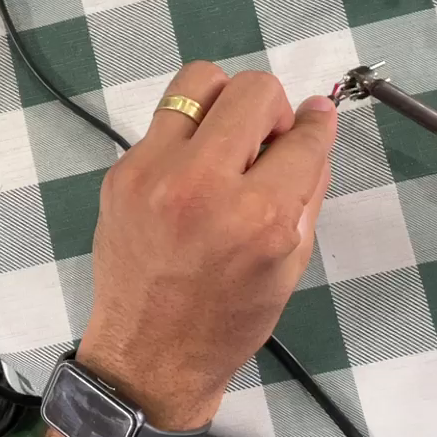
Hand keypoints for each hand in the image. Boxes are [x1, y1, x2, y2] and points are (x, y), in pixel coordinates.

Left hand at [76, 63, 336, 429]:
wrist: (148, 356)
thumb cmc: (228, 323)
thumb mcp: (290, 265)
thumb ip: (308, 189)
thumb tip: (317, 125)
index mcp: (257, 216)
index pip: (304, 135)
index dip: (317, 126)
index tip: (314, 125)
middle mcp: (201, 183)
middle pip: (252, 90)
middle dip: (274, 110)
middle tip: (264, 146)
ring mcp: (151, 173)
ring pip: (198, 80)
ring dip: (224, 103)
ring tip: (225, 143)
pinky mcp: (119, 175)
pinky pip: (164, 121)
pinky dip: (186, 136)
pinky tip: (188, 176)